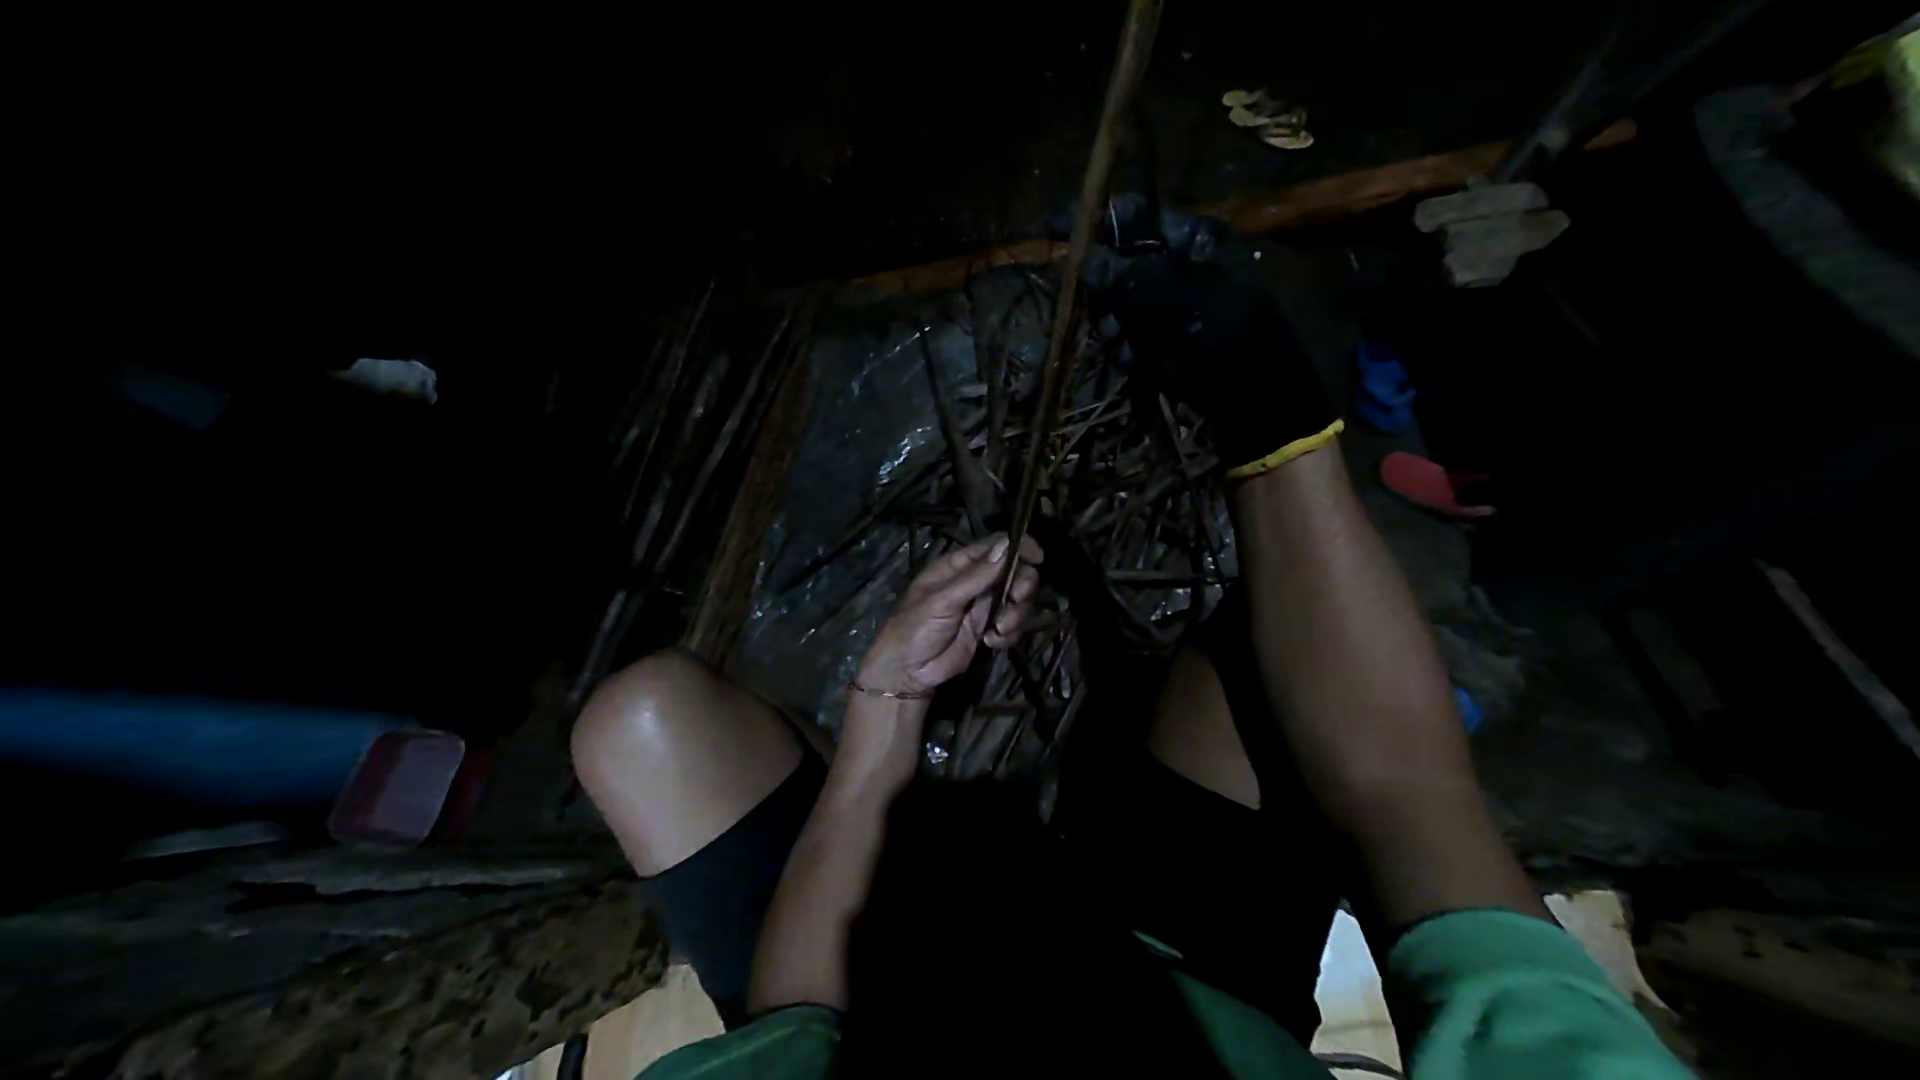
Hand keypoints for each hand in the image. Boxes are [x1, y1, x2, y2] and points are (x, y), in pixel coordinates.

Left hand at [854, 533, 1044, 697]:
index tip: (1037, 558)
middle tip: (1016, 599)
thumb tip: (1007, 546)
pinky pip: (1013, 627)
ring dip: (1016, 615)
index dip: (1019, 548)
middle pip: (1015, 572)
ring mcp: (984, 606)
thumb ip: (977, 575)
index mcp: (959, 565)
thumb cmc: (914, 628)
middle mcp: (976, 581)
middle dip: (1021, 586)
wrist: (906, 673)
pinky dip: (1008, 635)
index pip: (996, 546)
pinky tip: (991, 642)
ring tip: (997, 630)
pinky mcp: (989, 630)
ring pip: (1019, 601)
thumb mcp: (943, 599)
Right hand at [1086, 210, 1341, 478]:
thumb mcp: (1188, 290)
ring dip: (1109, 323)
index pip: (1135, 215)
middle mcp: (1169, 270)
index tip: (1056, 227)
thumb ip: (1133, 275)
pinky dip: (1121, 351)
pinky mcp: (1150, 346)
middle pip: (1114, 263)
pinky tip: (1133, 360)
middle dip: (1100, 284)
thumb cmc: (1233, 328)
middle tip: (1088, 299)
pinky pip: (1120, 341)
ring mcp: (1158, 310)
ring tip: (1119, 338)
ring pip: (1111, 306)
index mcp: (1188, 240)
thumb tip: (1081, 259)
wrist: (1256, 394)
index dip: (1097, 218)